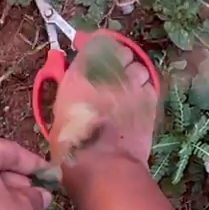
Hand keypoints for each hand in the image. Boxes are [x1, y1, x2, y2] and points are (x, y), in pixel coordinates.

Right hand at [50, 34, 159, 168]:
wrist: (104, 166)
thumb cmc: (73, 148)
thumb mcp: (58, 117)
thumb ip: (71, 93)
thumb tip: (76, 86)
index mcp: (81, 74)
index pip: (96, 43)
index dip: (98, 45)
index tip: (95, 52)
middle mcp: (109, 72)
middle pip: (122, 53)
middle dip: (118, 62)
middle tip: (112, 77)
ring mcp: (133, 84)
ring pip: (139, 68)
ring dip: (133, 77)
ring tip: (126, 93)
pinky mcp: (150, 99)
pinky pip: (149, 86)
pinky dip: (143, 92)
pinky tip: (136, 105)